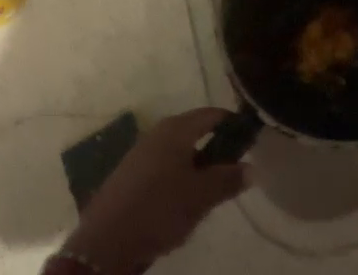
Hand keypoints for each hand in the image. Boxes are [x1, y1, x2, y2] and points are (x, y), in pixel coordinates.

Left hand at [62, 109, 248, 271]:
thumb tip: (252, 168)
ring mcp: (141, 153)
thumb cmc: (159, 209)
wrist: (105, 242)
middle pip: (195, 133)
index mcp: (176, 129)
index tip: (251, 141)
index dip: (233, 124)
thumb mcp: (201, 196)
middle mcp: (158, 133)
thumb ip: (228, 179)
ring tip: (209, 194)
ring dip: (197, 169)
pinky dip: (178, 179)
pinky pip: (164, 168)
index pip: (212, 114)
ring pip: (179, 153)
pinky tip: (181, 205)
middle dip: (216, 151)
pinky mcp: (130, 175)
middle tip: (233, 174)